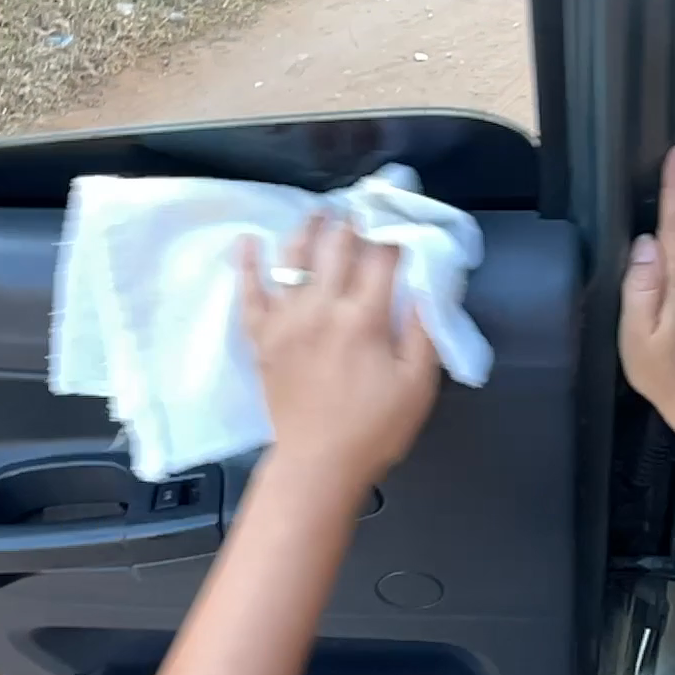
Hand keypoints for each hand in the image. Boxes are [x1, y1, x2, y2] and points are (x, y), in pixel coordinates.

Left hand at [237, 214, 441, 486]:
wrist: (317, 466)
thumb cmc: (374, 427)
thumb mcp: (418, 384)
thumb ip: (425, 331)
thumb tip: (428, 286)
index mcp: (364, 319)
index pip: (381, 258)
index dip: (392, 234)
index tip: (398, 221)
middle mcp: (322, 308)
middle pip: (337, 247)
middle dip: (352, 222)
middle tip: (360, 208)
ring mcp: (286, 320)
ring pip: (294, 259)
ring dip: (309, 229)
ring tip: (320, 211)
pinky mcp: (262, 337)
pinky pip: (249, 293)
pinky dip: (247, 266)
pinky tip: (248, 241)